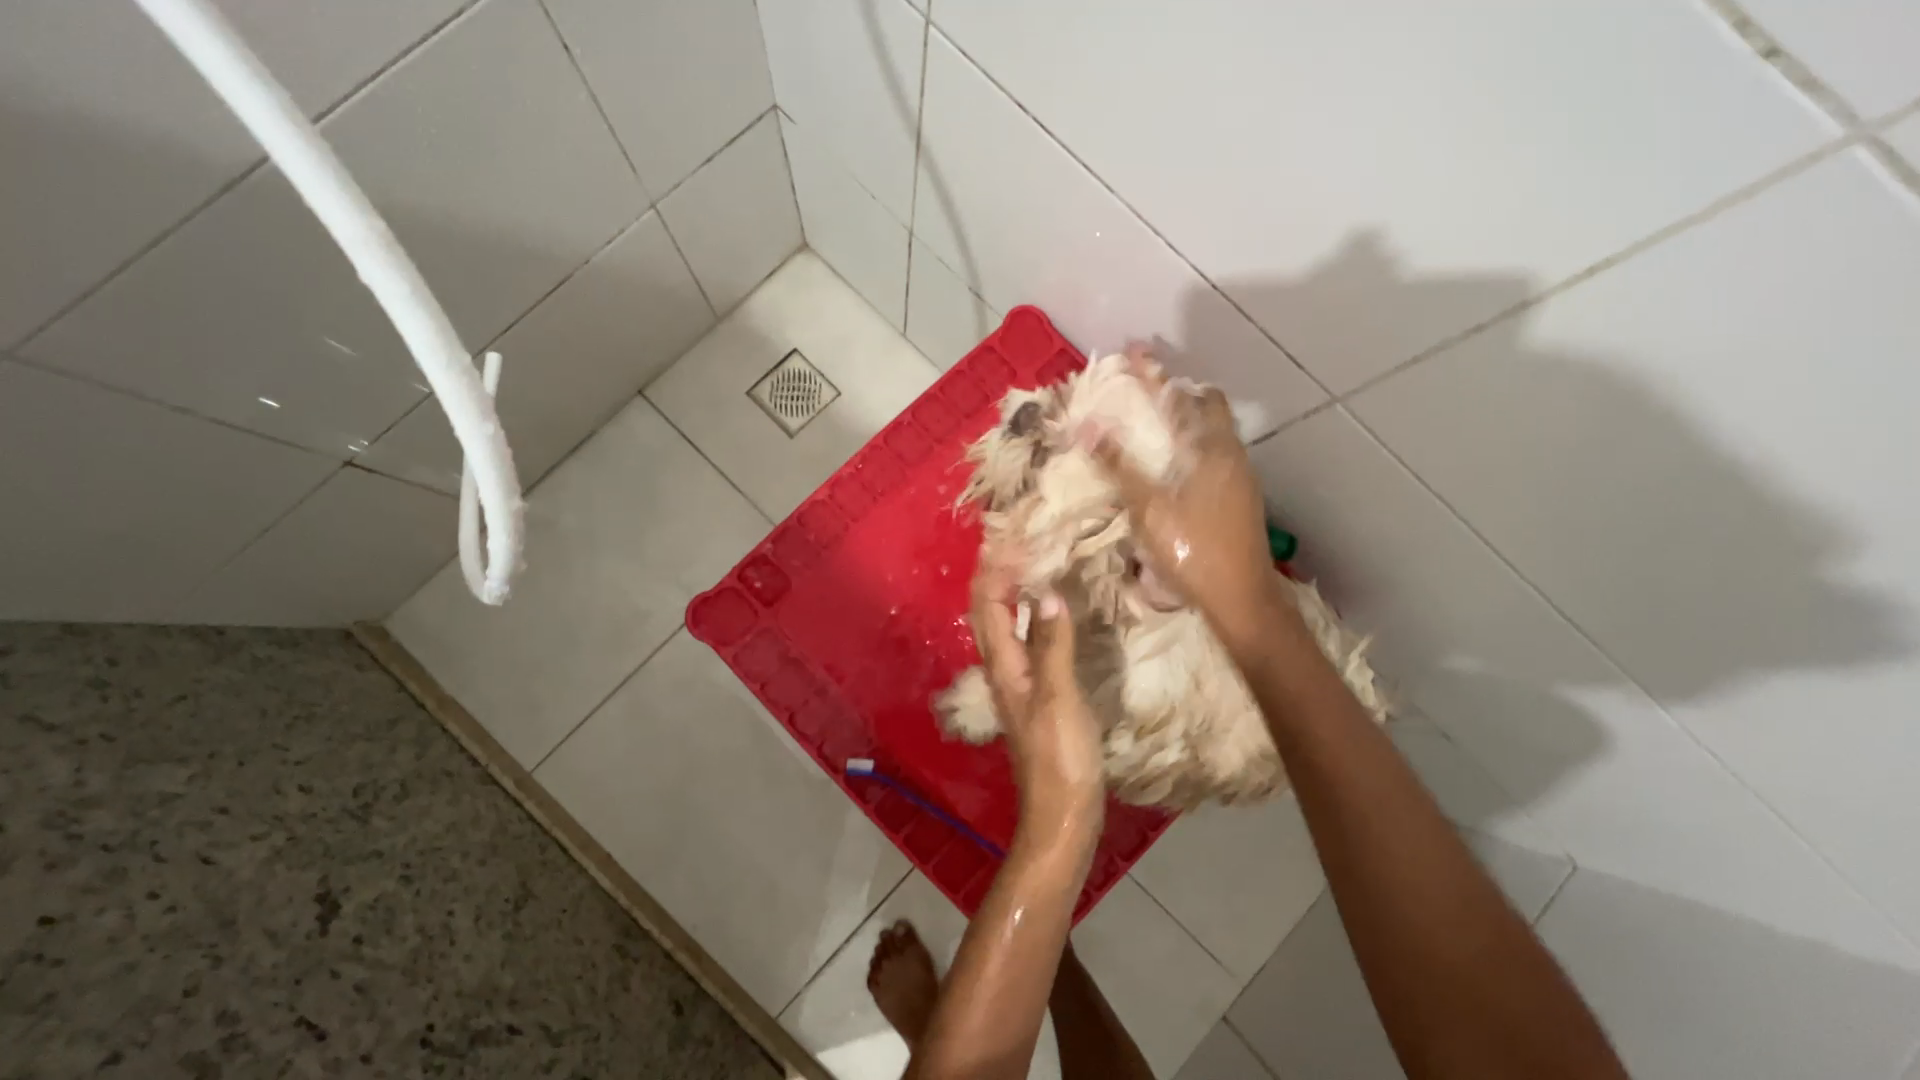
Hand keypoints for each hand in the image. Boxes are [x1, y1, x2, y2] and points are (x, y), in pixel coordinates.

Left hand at [968, 554, 1105, 829]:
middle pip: (989, 615)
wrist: (1062, 814)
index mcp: (1004, 667)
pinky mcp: (1037, 699)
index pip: (987, 607)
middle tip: (1017, 542)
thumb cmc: (1060, 757)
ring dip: (1012, 596)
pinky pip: (1027, 647)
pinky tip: (1052, 617)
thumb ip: (1052, 644)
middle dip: (996, 577)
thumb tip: (1046, 592)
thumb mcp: (1058, 697)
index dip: (993, 570)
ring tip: (1032, 567)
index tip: (1009, 536)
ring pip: (1006, 630)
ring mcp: (1019, 687)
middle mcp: (1004, 672)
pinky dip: (1033, 621)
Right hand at [1091, 349, 1297, 652]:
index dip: (1155, 373)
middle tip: (1145, 394)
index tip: (1133, 351)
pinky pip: (1214, 455)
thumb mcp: (1148, 508)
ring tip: (1151, 428)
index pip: (1181, 394)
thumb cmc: (1192, 550)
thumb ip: (1118, 466)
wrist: (1241, 598)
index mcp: (1210, 447)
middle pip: (1207, 406)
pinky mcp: (1239, 498)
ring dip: (1185, 421)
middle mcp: (1231, 453)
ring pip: (1213, 432)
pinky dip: (1191, 447)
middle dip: (1177, 393)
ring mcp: (1240, 477)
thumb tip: (1088, 428)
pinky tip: (1170, 469)